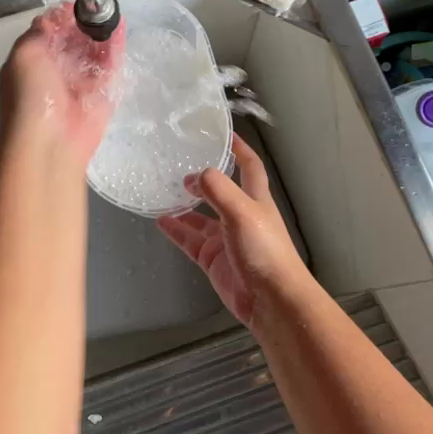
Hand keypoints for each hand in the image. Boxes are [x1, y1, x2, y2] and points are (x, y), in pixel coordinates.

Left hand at [0, 3, 124, 168]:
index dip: (61, 17)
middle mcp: (55, 71)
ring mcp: (79, 83)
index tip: (76, 3)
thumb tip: (53, 15)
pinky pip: (110, 66)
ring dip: (100, 32)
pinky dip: (115, 47)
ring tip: (110, 11)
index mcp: (31, 62)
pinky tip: (120, 27)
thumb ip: (38, 32)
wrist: (49, 144)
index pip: (48, 33)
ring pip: (93, 51)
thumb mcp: (23, 56)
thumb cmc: (29, 97)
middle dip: (84, 23)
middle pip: (73, 41)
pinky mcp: (102, 94)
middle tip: (96, 5)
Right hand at [156, 135, 308, 325]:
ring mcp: (225, 238)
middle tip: (179, 163)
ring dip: (185, 204)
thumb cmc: (264, 250)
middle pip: (221, 190)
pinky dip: (177, 230)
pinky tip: (161, 220)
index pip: (249, 165)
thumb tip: (195, 175)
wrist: (271, 300)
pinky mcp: (213, 259)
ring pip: (201, 216)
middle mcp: (241, 215)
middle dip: (204, 178)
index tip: (223, 133)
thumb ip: (218, 190)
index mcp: (255, 199)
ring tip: (163, 190)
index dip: (239, 148)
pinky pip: (190, 240)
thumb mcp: (242, 212)